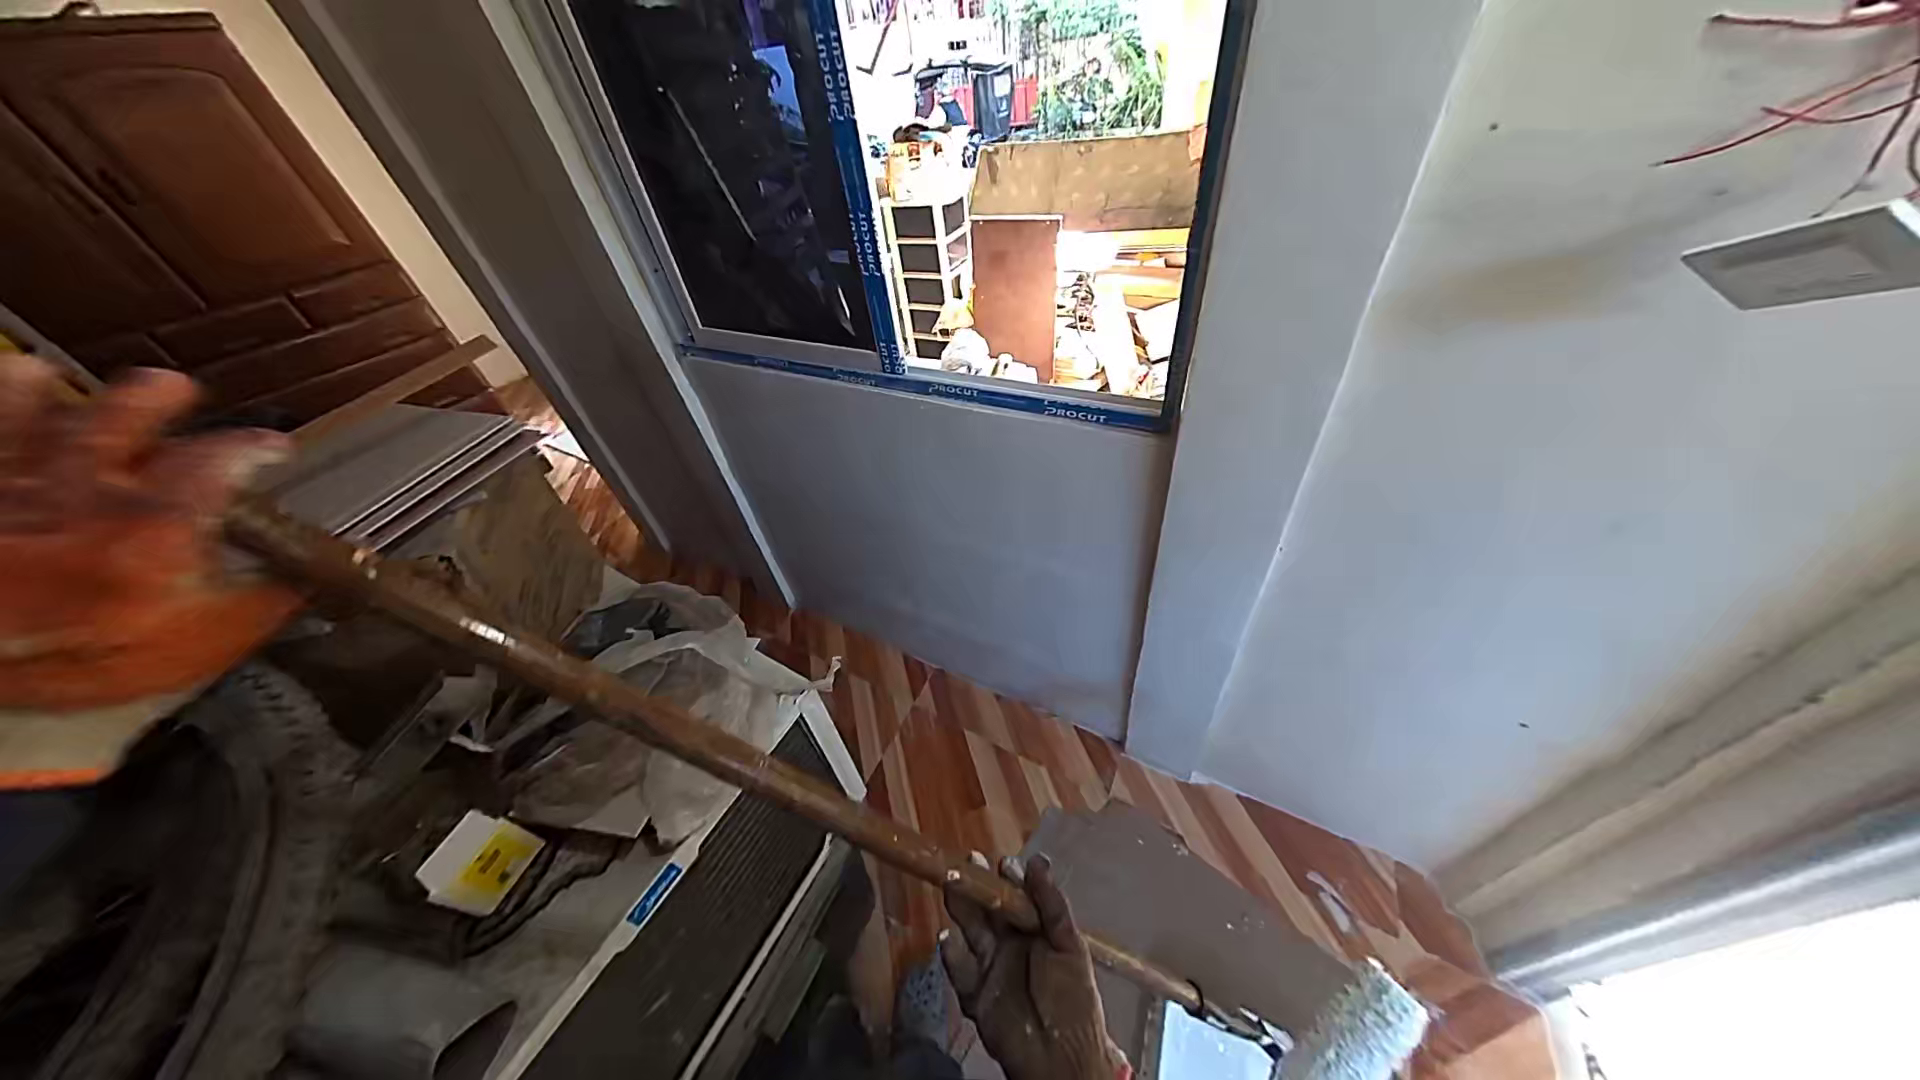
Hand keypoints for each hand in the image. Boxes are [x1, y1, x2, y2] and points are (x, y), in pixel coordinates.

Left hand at [0, 359, 301, 713]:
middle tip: (172, 385)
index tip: (275, 447)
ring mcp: (5, 510)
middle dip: (143, 402)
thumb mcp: (226, 634)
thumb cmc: (123, 667)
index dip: (249, 447)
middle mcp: (77, 505)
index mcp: (154, 532)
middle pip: (107, 428)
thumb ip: (281, 590)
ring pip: (12, 431)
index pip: (212, 465)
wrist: (1, 715)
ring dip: (26, 398)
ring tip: (38, 377)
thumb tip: (336, 563)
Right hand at [941, 854, 1127, 1079]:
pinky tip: (947, 937)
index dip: (1008, 878)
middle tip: (968, 862)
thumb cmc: (1073, 998)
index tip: (1002, 864)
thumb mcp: (1070, 946)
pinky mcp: (975, 993)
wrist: (1065, 1059)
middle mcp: (1007, 941)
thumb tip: (1037, 860)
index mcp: (1032, 928)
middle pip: (987, 907)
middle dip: (977, 884)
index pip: (1015, 895)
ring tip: (951, 885)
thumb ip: (1052, 905)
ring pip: (969, 929)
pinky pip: (959, 969)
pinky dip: (950, 954)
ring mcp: (989, 965)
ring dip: (960, 907)